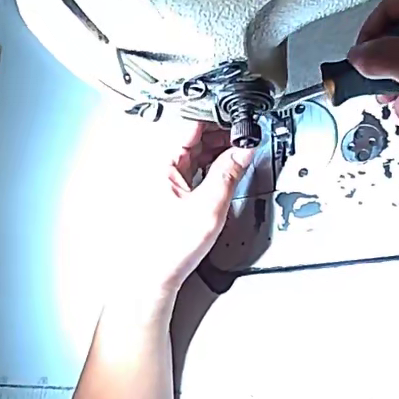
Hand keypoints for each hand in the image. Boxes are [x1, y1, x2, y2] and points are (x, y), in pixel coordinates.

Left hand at [118, 121, 254, 297]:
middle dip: (221, 136)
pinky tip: (224, 173)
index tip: (238, 123)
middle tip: (243, 138)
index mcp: (162, 165)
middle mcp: (159, 169)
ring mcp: (164, 181)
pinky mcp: (171, 194)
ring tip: (238, 155)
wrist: (155, 276)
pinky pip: (194, 170)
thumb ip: (228, 173)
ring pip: (195, 155)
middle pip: (194, 139)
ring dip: (217, 152)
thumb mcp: (209, 205)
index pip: (191, 128)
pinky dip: (210, 167)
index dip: (217, 122)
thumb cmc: (169, 247)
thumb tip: (243, 150)